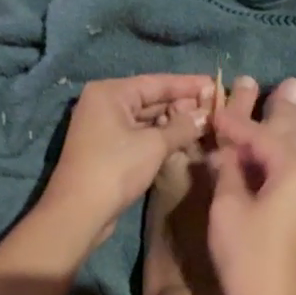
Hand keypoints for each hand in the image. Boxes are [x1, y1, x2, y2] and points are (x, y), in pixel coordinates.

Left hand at [43, 73, 215, 236]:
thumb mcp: (154, 145)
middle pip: (150, 99)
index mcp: (110, 92)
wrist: (79, 212)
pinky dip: (160, 137)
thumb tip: (205, 115)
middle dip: (182, 105)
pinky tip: (183, 140)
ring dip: (173, 123)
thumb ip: (182, 126)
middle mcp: (104, 103)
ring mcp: (103, 127)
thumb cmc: (115, 169)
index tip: (215, 85)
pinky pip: (139, 135)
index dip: (188, 85)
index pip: (157, 82)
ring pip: (146, 119)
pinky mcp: (107, 149)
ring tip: (205, 124)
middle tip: (214, 109)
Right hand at [207, 84, 295, 294]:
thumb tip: (225, 152)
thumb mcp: (228, 209)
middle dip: (259, 131)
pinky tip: (259, 179)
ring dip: (269, 155)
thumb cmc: (248, 259)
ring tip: (242, 146)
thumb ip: (228, 171)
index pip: (263, 136)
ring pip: (295, 166)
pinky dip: (280, 178)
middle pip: (287, 144)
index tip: (213, 116)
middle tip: (237, 114)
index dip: (235, 125)